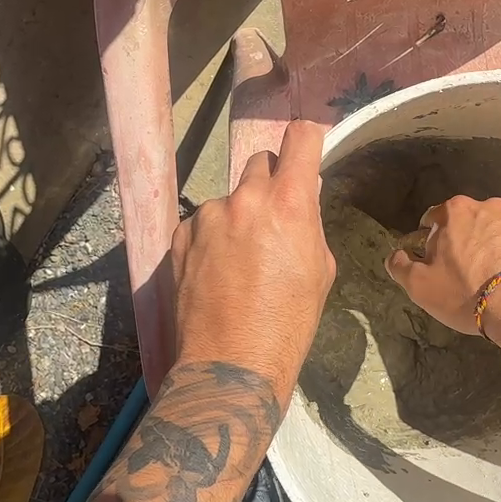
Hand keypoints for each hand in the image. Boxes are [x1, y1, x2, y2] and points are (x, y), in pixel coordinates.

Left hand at [168, 120, 336, 393]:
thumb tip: (300, 201)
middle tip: (273, 219)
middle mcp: (245, 198)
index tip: (306, 147)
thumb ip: (309, 223)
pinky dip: (212, 236)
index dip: (306, 138)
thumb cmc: (289, 323)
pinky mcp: (180, 234)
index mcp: (288, 203)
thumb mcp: (319, 269)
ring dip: (238, 215)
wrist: (230, 364)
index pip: (300, 137)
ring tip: (240, 260)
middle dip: (271, 183)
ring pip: (230, 198)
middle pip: (261, 163)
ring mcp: (207, 214)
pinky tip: (216, 271)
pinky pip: (203, 221)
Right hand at [385, 195, 500, 334]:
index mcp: (455, 210)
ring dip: (489, 248)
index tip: (433, 263)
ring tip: (491, 279)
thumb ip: (400, 266)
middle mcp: (489, 206)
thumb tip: (395, 256)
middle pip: (466, 222)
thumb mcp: (420, 285)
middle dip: (461, 241)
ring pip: (495, 232)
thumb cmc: (467, 291)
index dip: (428, 241)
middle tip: (461, 273)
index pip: (432, 218)